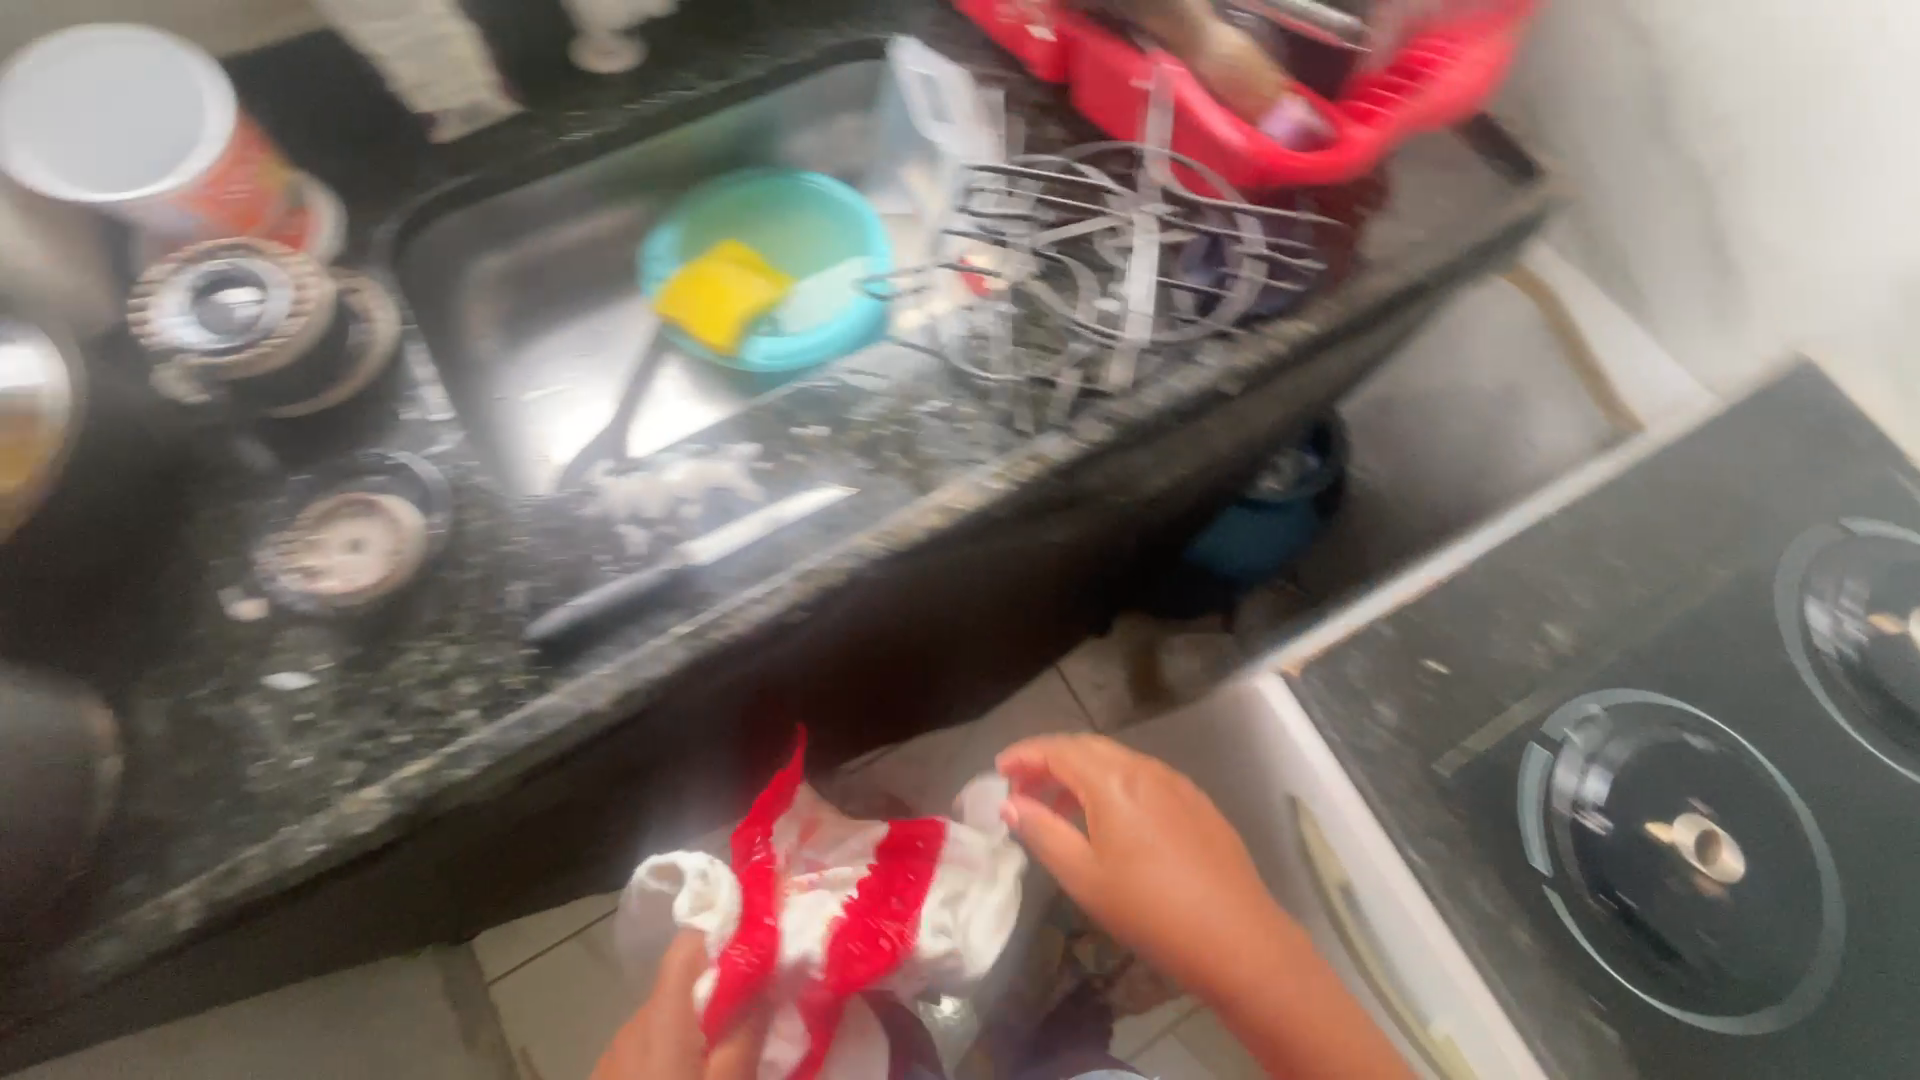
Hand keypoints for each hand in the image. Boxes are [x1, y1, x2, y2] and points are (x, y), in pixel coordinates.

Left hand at [592, 931, 768, 1079]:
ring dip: (696, 1023)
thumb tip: (770, 964)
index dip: (725, 936)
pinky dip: (672, 1051)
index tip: (761, 948)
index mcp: (662, 1017)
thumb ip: (749, 1022)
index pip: (689, 944)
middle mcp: (630, 1026)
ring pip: (664, 1017)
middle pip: (679, 983)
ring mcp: (610, 1058)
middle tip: (757, 1011)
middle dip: (719, 988)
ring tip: (724, 1057)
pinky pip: (645, 1048)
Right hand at [995, 734, 1287, 998]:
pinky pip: (1142, 778)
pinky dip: (1112, 786)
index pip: (1057, 749)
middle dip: (1049, 761)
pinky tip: (1108, 821)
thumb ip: (1042, 832)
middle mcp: (1144, 768)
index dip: (1024, 754)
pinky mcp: (1196, 802)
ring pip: (1116, 761)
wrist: (1239, 939)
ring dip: (1080, 774)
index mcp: (1112, 780)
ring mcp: (1175, 782)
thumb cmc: (1150, 911)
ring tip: (1058, 808)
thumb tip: (1010, 804)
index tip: (999, 770)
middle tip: (1021, 788)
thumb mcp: (1084, 877)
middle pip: (1086, 748)